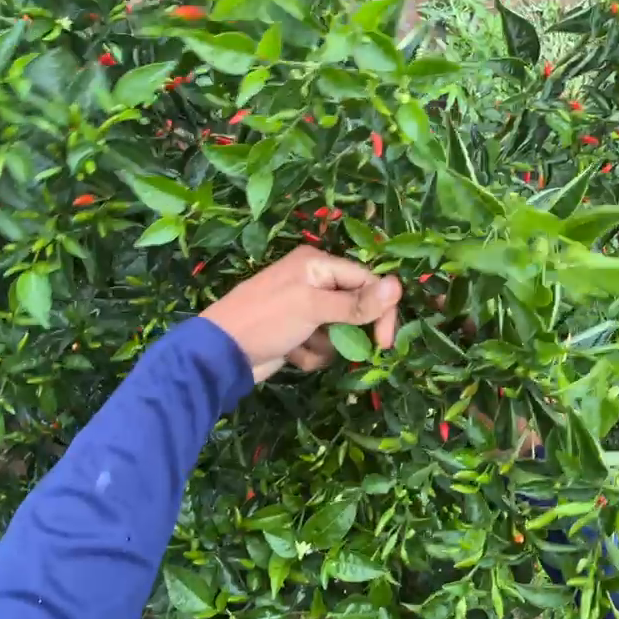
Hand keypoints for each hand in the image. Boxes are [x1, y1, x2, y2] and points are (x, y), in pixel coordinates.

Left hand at [200, 247, 402, 382]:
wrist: (220, 354)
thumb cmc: (266, 320)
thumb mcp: (313, 307)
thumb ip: (356, 302)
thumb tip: (398, 285)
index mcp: (317, 264)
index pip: (366, 281)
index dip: (380, 309)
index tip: (384, 342)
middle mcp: (313, 281)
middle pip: (355, 306)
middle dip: (350, 331)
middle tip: (354, 353)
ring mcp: (303, 308)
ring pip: (339, 330)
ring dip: (327, 345)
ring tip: (304, 347)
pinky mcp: (296, 333)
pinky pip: (321, 344)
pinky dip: (311, 353)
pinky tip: (292, 355)